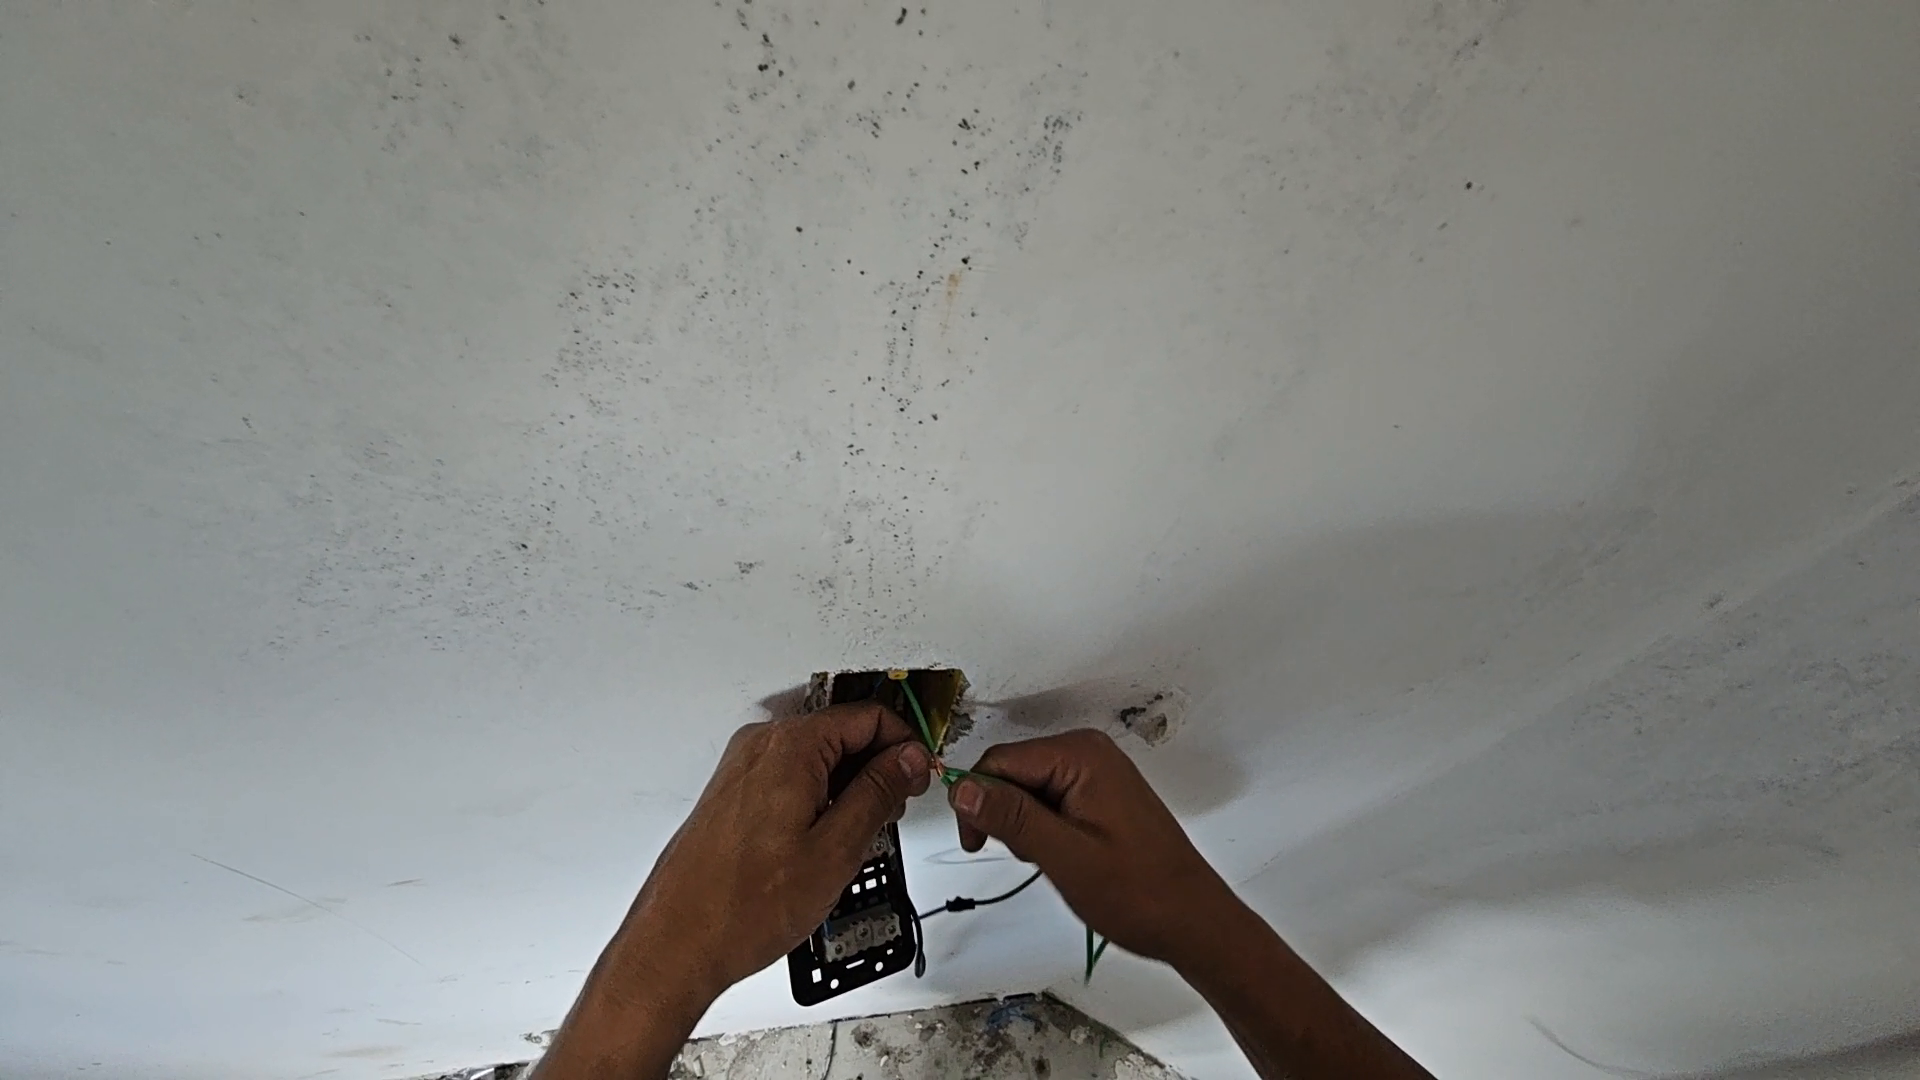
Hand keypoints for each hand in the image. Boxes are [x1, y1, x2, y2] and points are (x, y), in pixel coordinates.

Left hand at [534, 704, 932, 1079]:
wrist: (674, 946)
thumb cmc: (740, 908)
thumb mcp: (835, 849)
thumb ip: (879, 792)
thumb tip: (908, 758)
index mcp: (791, 747)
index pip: (869, 716)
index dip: (905, 745)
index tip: (919, 776)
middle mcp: (763, 744)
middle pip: (843, 731)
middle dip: (878, 765)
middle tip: (895, 807)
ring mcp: (745, 765)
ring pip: (819, 753)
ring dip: (850, 781)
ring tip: (862, 830)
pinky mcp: (736, 788)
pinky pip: (792, 771)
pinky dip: (820, 791)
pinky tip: (827, 834)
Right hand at [947, 729, 1238, 967]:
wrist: (1192, 920)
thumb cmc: (1141, 893)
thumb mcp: (1065, 856)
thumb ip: (1012, 817)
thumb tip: (963, 788)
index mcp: (1080, 755)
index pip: (1000, 761)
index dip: (977, 800)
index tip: (975, 841)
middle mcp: (1087, 751)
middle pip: (1013, 771)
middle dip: (1004, 814)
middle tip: (1025, 856)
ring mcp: (1095, 770)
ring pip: (1028, 787)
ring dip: (1023, 824)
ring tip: (1050, 859)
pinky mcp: (1097, 790)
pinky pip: (1049, 797)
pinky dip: (1042, 826)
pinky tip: (1060, 853)